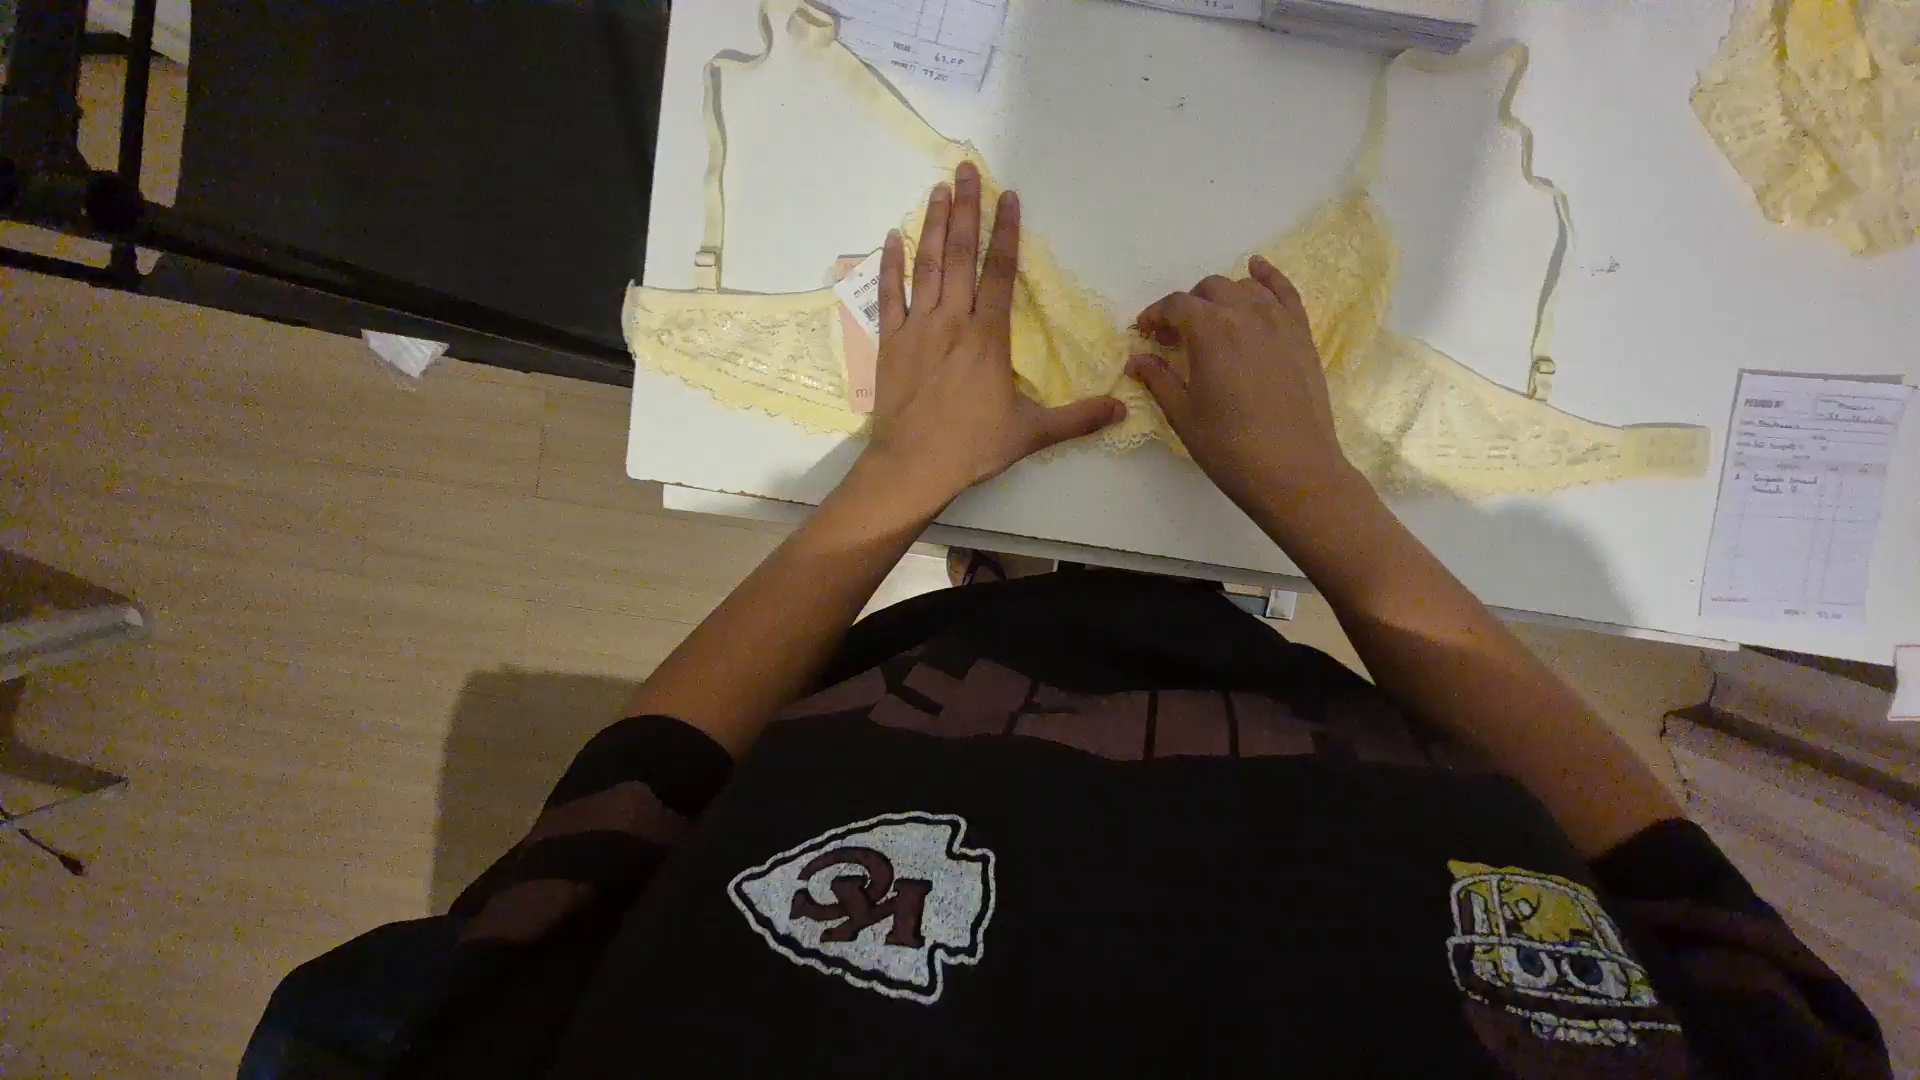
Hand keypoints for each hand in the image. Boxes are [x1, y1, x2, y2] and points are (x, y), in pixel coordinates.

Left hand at [857, 162, 1123, 514]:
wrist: (913, 466)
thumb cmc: (973, 448)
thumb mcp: (1031, 434)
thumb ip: (1077, 418)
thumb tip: (1124, 409)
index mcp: (989, 338)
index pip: (1000, 272)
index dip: (1006, 232)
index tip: (1008, 197)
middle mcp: (953, 322)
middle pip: (961, 255)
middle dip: (966, 209)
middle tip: (966, 169)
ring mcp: (917, 329)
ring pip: (926, 266)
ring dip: (932, 225)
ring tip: (937, 189)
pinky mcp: (890, 343)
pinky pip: (889, 296)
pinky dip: (889, 265)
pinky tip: (890, 237)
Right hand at [1127, 257, 1354, 508]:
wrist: (1294, 470)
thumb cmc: (1229, 447)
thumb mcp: (1184, 415)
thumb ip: (1159, 380)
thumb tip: (1137, 360)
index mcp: (1211, 331)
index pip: (1175, 306)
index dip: (1154, 316)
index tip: (1143, 334)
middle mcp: (1246, 314)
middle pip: (1209, 291)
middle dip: (1185, 308)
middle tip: (1173, 339)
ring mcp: (1280, 322)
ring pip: (1244, 288)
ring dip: (1220, 297)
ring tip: (1209, 323)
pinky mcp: (1302, 335)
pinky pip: (1285, 291)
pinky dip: (1268, 276)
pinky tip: (1256, 269)